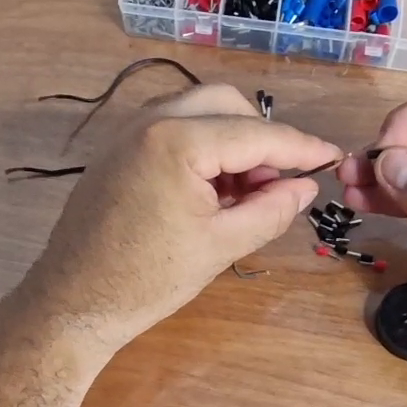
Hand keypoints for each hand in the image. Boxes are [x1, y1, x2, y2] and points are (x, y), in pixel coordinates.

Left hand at [24, 84, 342, 349]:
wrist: (74, 302)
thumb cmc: (148, 280)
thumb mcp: (221, 247)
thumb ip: (270, 209)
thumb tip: (305, 186)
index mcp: (177, 141)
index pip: (255, 133)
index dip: (299, 146)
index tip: (332, 156)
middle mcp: (150, 120)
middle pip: (226, 105)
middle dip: (260, 137)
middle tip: (275, 184)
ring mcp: (128, 131)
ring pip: (198, 112)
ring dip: (230, 141)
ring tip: (242, 195)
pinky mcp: (117, 149)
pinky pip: (172, 129)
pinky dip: (201, 148)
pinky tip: (208, 192)